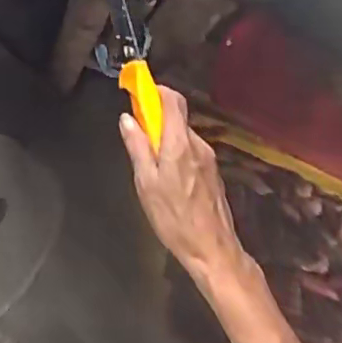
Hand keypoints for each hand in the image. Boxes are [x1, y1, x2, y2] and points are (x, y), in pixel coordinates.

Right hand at [120, 85, 250, 282]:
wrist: (214, 252)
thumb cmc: (174, 218)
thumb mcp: (146, 183)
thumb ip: (137, 147)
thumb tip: (128, 119)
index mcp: (179, 143)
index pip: (173, 100)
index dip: (155, 90)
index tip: (138, 93)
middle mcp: (197, 145)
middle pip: (177, 117)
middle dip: (156, 119)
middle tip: (138, 136)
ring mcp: (208, 159)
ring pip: (183, 136)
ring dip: (166, 139)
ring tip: (151, 165)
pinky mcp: (213, 173)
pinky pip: (191, 151)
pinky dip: (177, 152)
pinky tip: (169, 178)